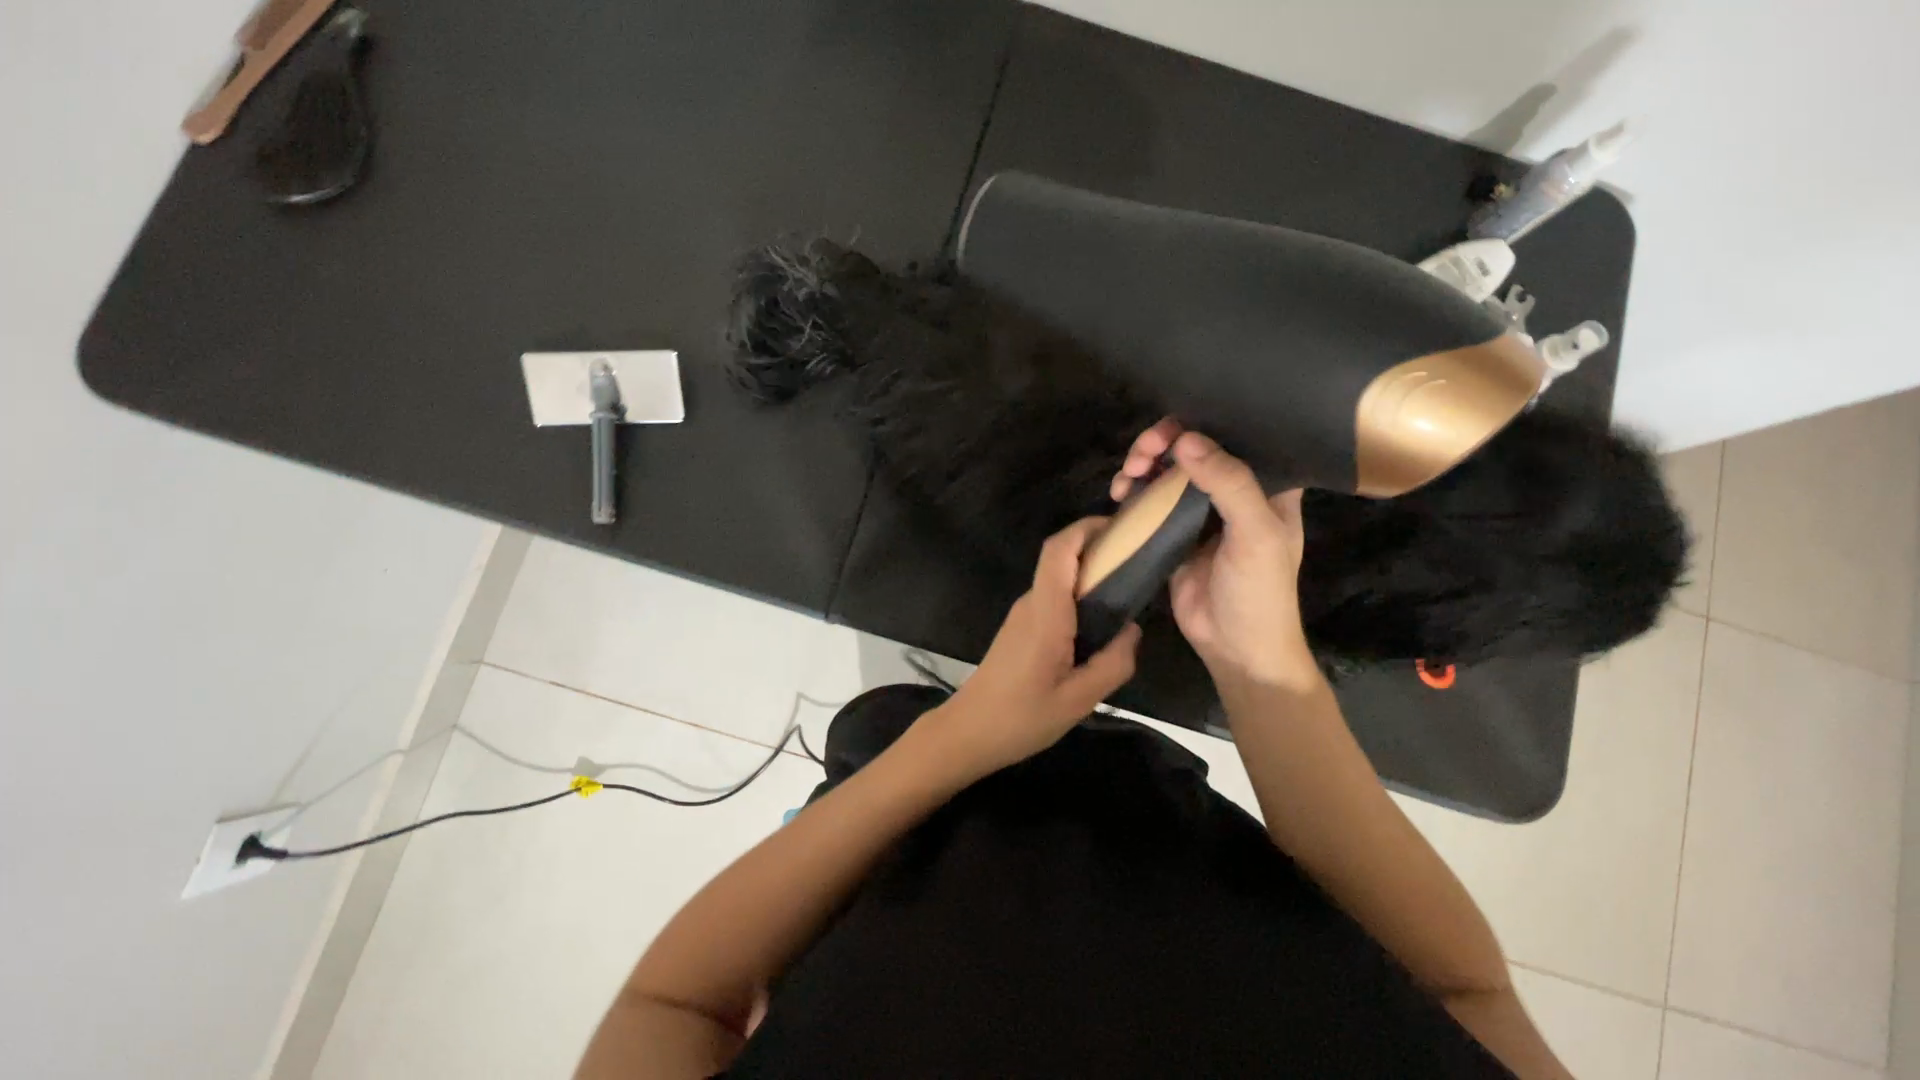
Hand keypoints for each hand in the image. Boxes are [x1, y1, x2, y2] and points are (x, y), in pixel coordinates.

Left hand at [921, 518, 1142, 776]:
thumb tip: (1132, 631)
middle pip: (1062, 560)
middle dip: (1100, 551)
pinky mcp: (1020, 631)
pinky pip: (1054, 602)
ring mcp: (1022, 617)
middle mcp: (1031, 604)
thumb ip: (1113, 663)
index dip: (1088, 527)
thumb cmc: (1021, 718)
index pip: (1059, 549)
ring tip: (1130, 595)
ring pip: (1059, 582)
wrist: (967, 734)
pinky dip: (1080, 601)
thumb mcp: (1080, 700)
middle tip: (1142, 564)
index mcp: (1045, 612)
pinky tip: (1101, 626)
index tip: (1123, 526)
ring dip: (1091, 579)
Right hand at [1112, 420, 1317, 688]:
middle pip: (1194, 449)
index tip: (1170, 433)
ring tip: (1126, 475)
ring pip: (1169, 471)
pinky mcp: (1175, 532)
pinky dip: (1134, 491)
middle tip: (1141, 455)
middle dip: (1162, 443)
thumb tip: (1186, 440)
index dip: (1201, 424)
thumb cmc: (1260, 592)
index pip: (1236, 436)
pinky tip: (1120, 494)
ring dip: (1143, 464)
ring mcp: (1203, 511)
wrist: (1237, 650)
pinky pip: (1152, 500)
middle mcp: (1235, 491)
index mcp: (1268, 485)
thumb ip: (1228, 483)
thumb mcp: (1255, 534)